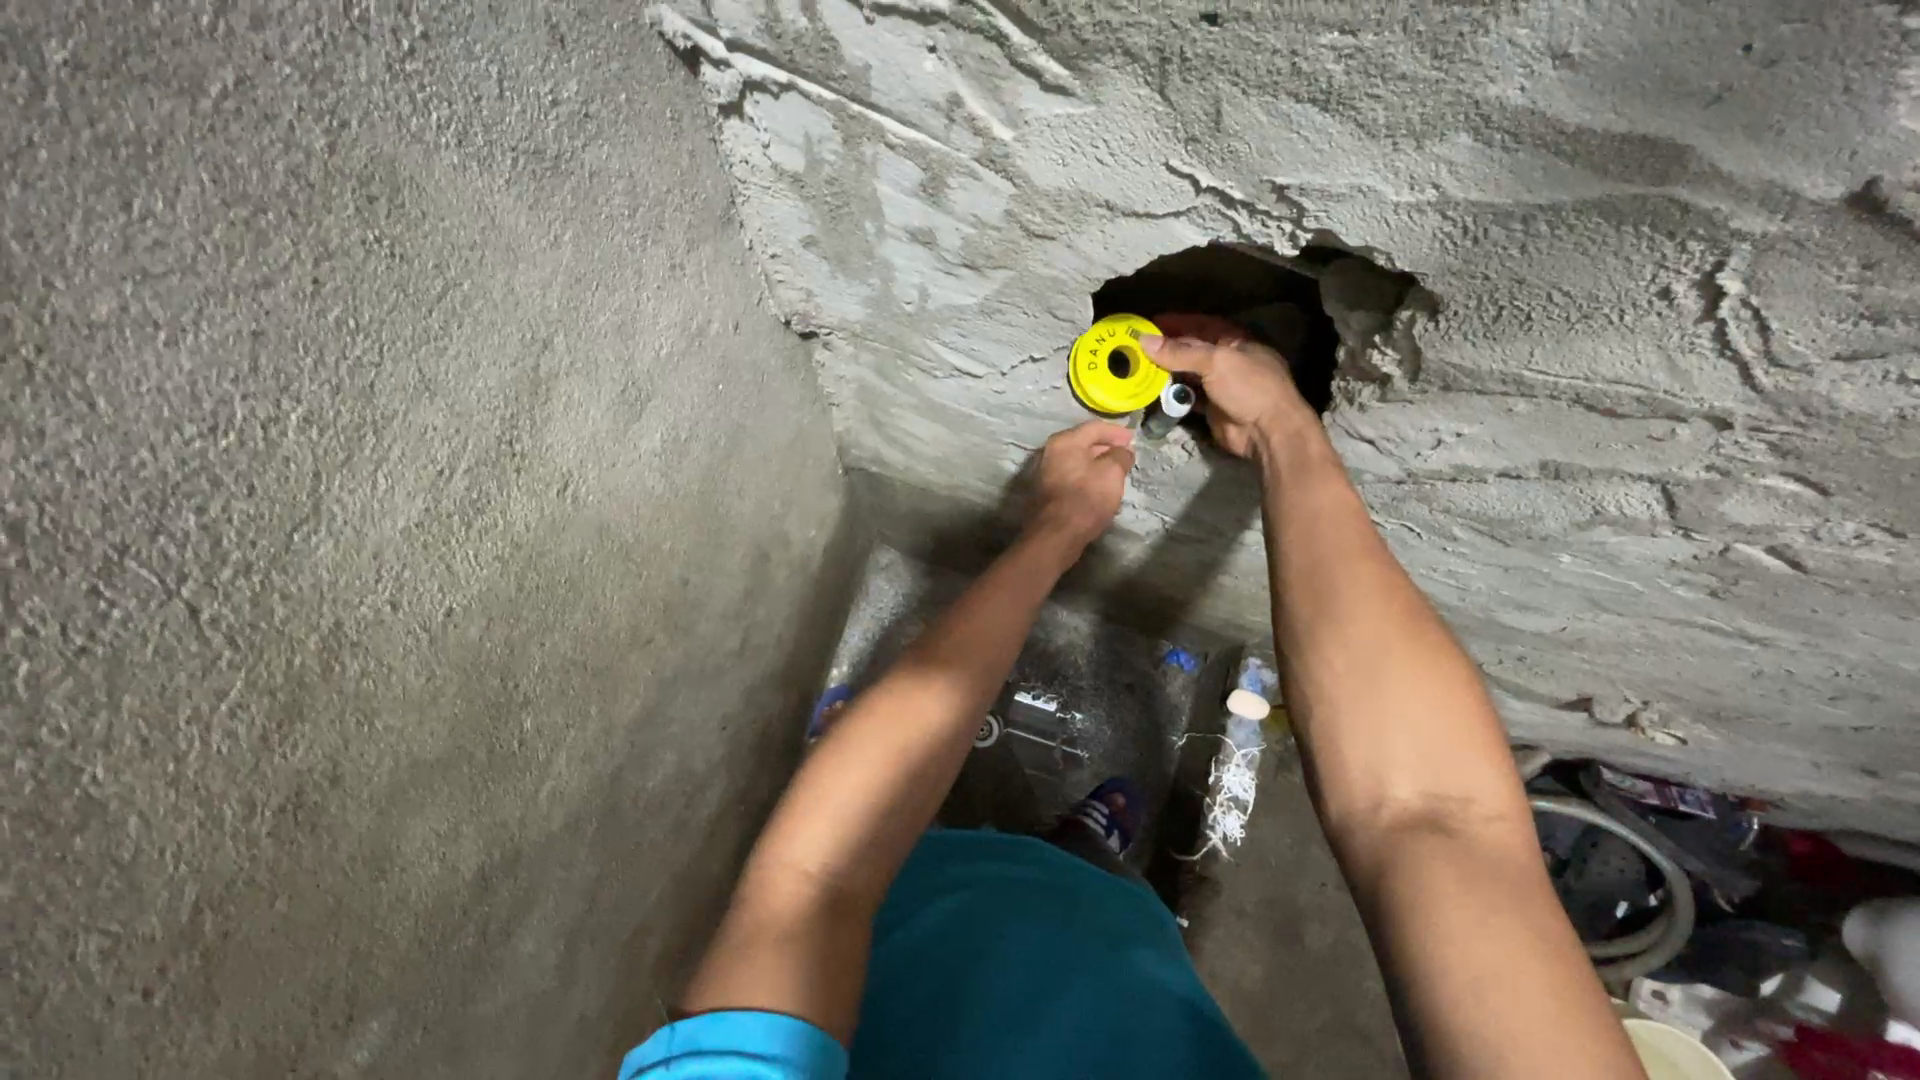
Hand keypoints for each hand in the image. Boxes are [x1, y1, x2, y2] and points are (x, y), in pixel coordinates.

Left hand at [1030, 421, 1135, 548]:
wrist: (1055, 535)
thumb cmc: (1085, 498)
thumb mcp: (1112, 473)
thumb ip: (1121, 456)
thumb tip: (1123, 451)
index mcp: (1064, 441)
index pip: (1094, 427)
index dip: (1117, 432)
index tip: (1133, 439)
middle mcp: (1049, 452)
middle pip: (1082, 443)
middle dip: (1105, 447)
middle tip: (1124, 454)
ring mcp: (1043, 472)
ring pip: (1075, 461)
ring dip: (1095, 463)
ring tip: (1114, 471)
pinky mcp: (1044, 491)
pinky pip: (1069, 476)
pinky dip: (1085, 476)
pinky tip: (1097, 486)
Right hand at [1141, 313, 1316, 458]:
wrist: (1266, 430)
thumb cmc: (1248, 386)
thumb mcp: (1215, 362)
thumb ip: (1179, 352)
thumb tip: (1144, 340)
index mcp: (1234, 340)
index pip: (1200, 325)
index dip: (1177, 322)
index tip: (1150, 323)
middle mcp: (1227, 359)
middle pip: (1191, 350)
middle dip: (1166, 349)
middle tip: (1136, 348)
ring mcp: (1219, 384)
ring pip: (1187, 374)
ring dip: (1166, 372)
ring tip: (1138, 369)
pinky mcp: (1212, 407)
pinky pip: (1187, 396)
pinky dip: (1172, 394)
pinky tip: (1152, 391)